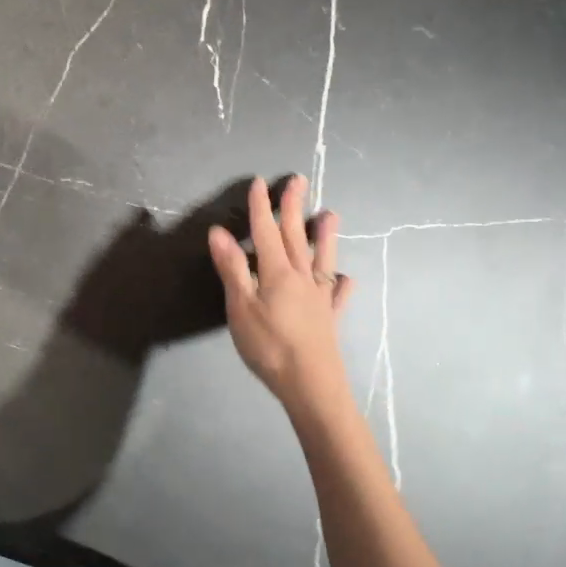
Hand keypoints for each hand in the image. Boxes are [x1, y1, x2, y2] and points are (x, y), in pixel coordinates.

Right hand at [208, 176, 355, 411]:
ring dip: (324, 237)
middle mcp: (301, 278)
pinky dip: (340, 284)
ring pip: (321, 259)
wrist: (311, 384)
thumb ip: (232, 268)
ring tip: (331, 215)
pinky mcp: (328, 318)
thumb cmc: (269, 345)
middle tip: (297, 181)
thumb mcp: (240, 306)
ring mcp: (319, 298)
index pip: (266, 232)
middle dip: (292, 209)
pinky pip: (337, 295)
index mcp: (276, 273)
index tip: (260, 182)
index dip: (260, 207)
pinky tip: (346, 279)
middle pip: (296, 237)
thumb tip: (219, 232)